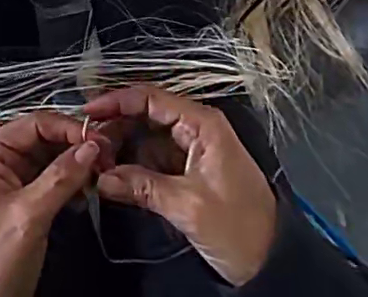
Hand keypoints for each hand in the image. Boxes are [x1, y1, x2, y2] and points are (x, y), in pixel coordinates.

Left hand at [0, 111, 109, 296]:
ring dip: (77, 162)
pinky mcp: (27, 195)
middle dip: (76, 144)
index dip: (68, 127)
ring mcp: (15, 174)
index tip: (101, 140)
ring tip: (105, 170)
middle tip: (109, 156)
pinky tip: (90, 187)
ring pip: (52, 156)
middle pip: (45, 137)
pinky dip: (72, 179)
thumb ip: (60, 178)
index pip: (34, 123)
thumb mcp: (29, 214)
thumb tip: (92, 146)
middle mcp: (2, 154)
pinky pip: (53, 176)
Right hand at [81, 86, 276, 285]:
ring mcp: (193, 147)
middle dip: (116, 128)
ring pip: (146, 135)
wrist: (280, 269)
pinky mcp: (190, 168)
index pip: (149, 97)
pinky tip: (117, 175)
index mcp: (201, 124)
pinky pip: (154, 156)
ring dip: (123, 147)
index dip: (115, 101)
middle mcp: (196, 127)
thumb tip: (100, 178)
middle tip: (90, 145)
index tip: (87, 113)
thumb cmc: (241, 229)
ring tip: (99, 163)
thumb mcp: (188, 207)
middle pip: (144, 113)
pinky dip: (134, 163)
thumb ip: (141, 186)